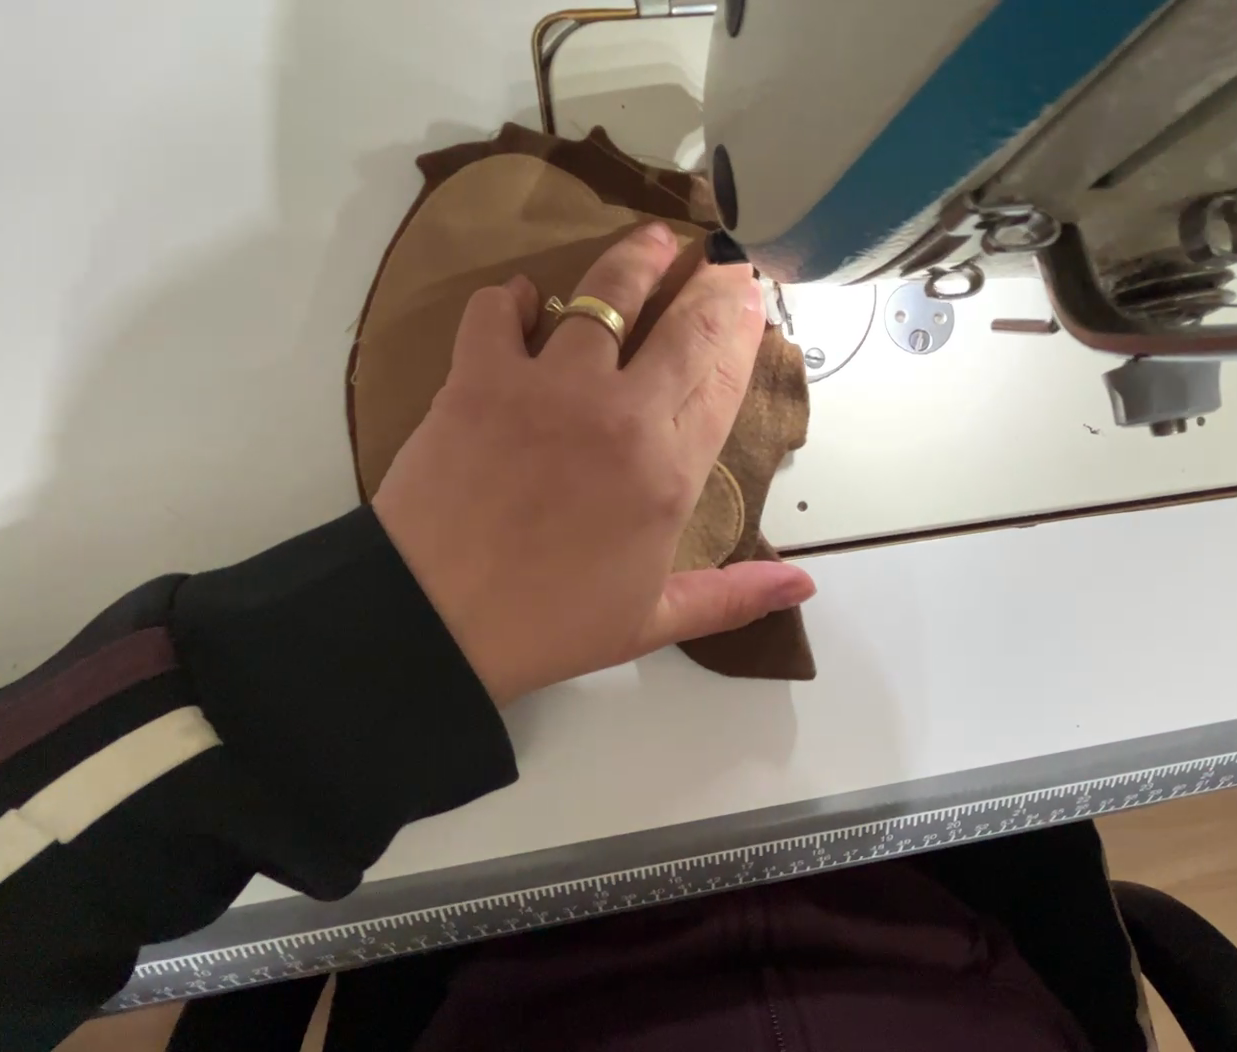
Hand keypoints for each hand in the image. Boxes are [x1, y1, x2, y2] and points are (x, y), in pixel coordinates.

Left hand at [371, 223, 816, 704]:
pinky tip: (524, 302)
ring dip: (634, 260)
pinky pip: (498, 310)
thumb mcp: (651, 621)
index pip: (722, 380)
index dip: (743, 331)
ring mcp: (547, 387)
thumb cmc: (548, 626)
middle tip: (721, 259)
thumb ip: (733, 597)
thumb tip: (803, 587)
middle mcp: (620, 414)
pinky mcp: (478, 377)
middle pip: (682, 327)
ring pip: (604, 296)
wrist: (433, 625)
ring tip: (653, 239)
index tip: (752, 296)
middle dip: (709, 283)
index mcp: (669, 473)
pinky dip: (514, 299)